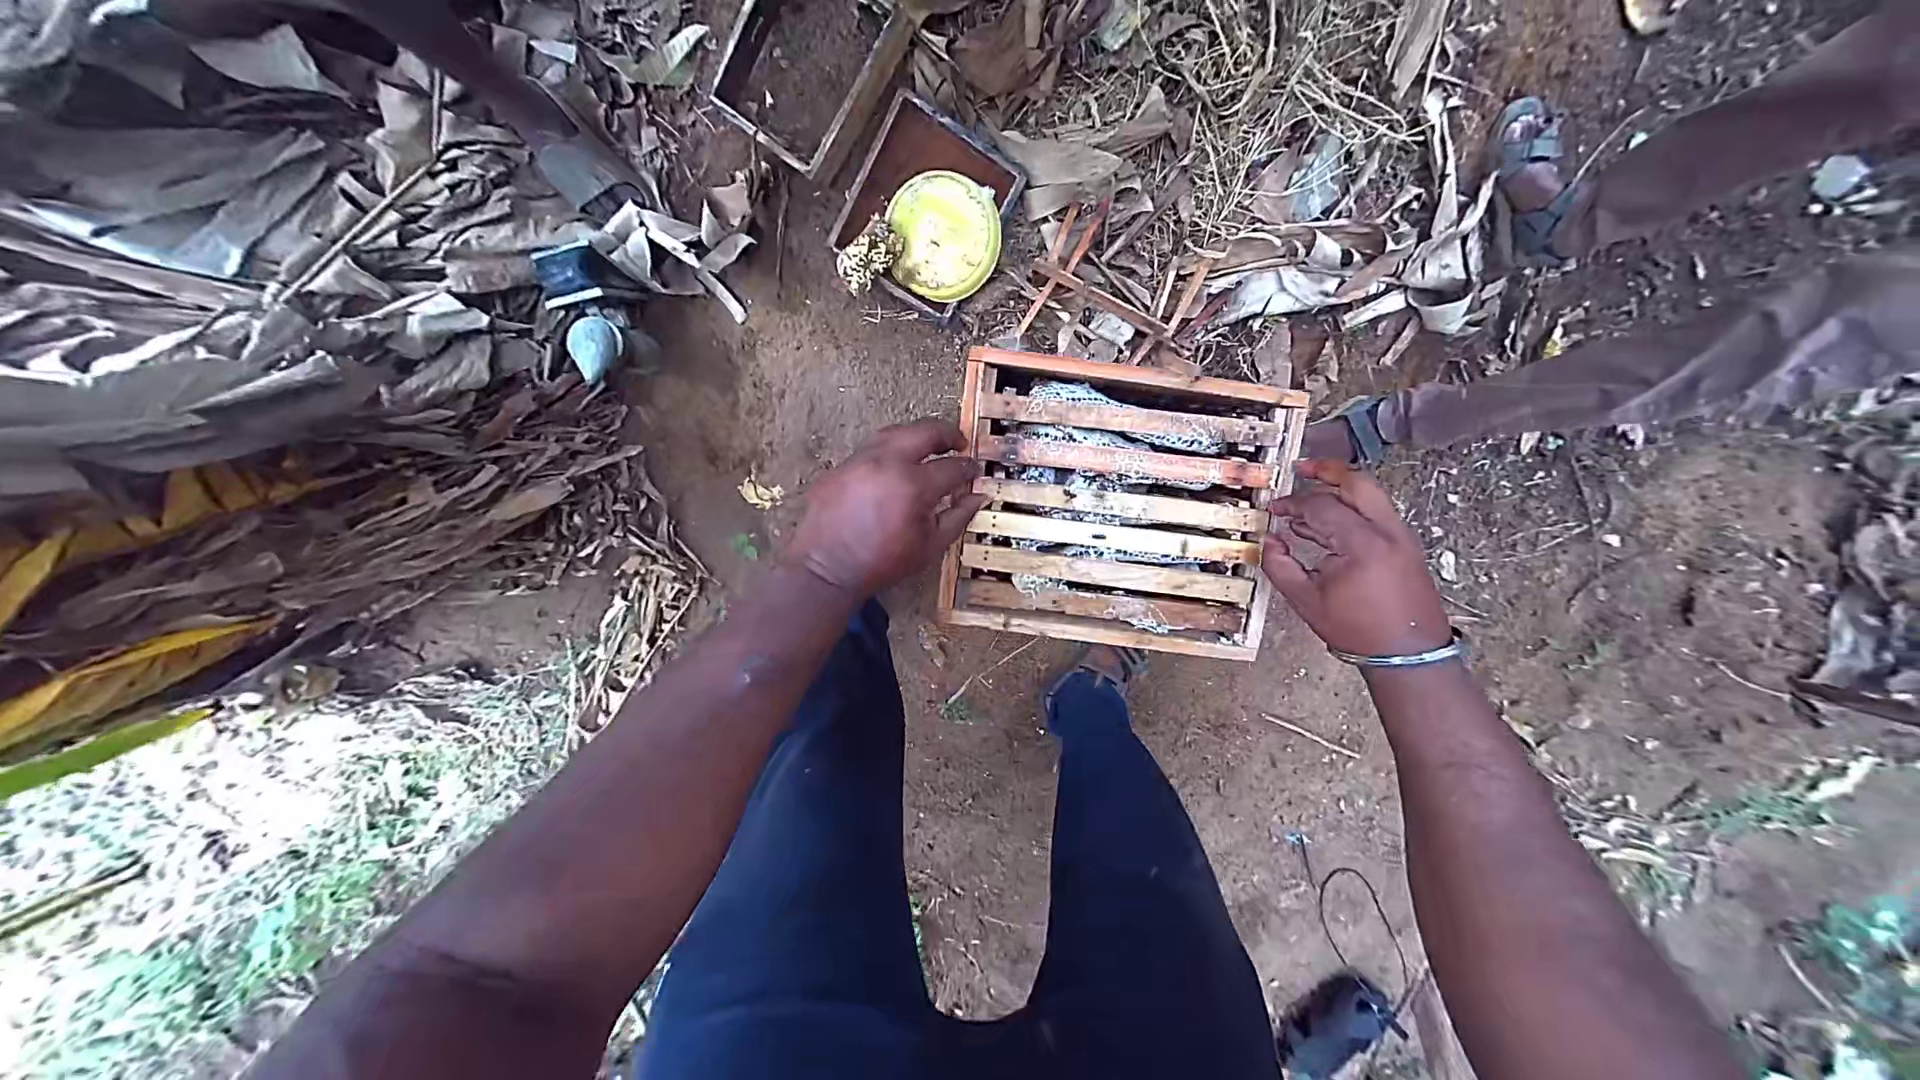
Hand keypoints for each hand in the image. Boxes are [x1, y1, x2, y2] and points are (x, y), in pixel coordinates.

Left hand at [778, 419, 985, 598]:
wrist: (827, 570)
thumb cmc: (881, 563)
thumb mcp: (930, 546)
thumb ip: (958, 516)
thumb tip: (978, 497)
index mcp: (913, 485)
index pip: (952, 467)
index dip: (968, 468)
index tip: (974, 470)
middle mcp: (886, 463)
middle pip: (925, 432)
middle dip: (948, 434)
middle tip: (958, 443)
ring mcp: (859, 461)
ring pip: (895, 433)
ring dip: (916, 436)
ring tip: (927, 448)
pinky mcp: (840, 467)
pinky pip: (869, 450)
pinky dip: (889, 452)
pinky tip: (895, 467)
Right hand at [1263, 459, 1451, 656]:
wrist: (1407, 653)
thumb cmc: (1358, 630)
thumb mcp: (1306, 599)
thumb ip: (1280, 564)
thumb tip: (1269, 540)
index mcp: (1362, 545)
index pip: (1321, 507)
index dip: (1293, 505)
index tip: (1275, 510)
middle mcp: (1387, 533)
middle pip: (1358, 483)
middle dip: (1328, 471)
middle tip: (1303, 468)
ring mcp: (1402, 537)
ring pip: (1371, 495)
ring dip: (1340, 490)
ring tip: (1310, 499)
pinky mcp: (1406, 546)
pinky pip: (1377, 514)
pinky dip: (1352, 509)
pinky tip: (1328, 524)